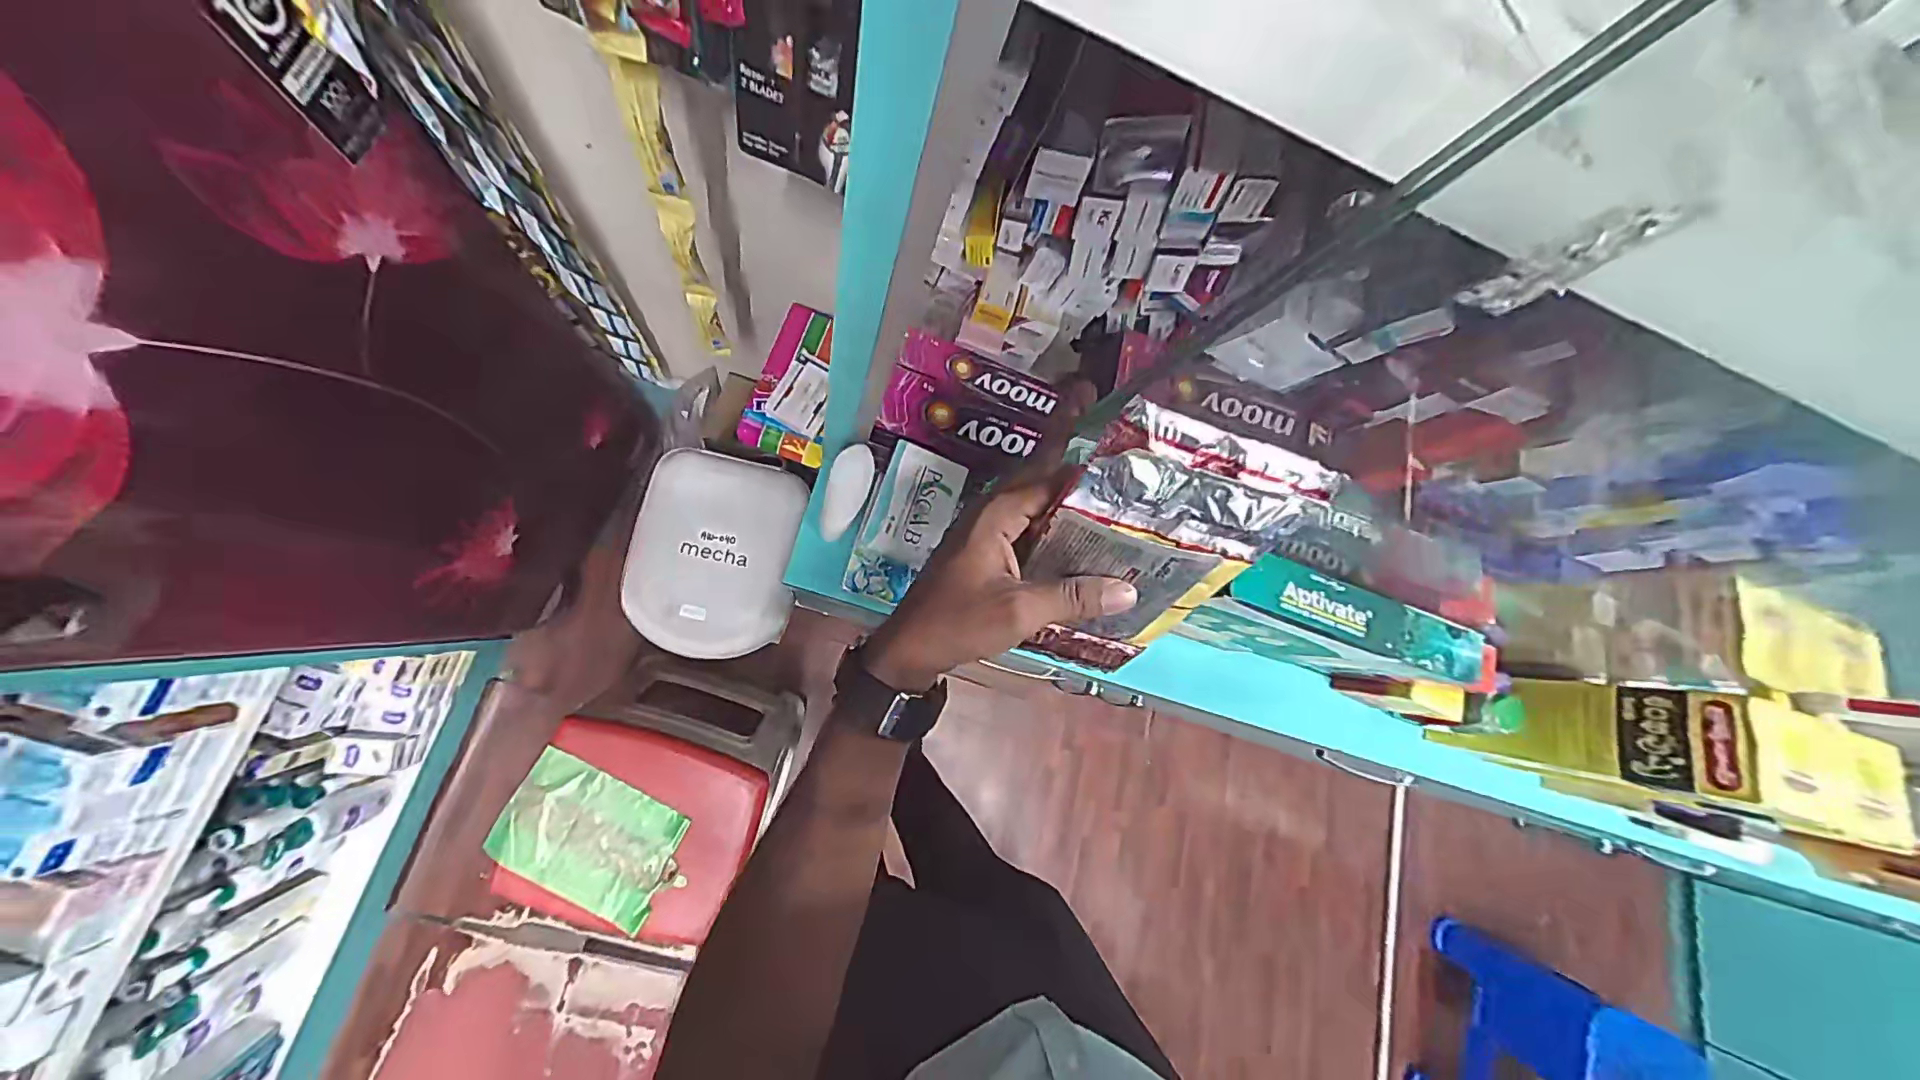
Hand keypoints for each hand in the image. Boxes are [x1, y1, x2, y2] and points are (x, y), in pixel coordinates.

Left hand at [861, 464, 1136, 691]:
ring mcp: (985, 533)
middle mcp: (990, 513)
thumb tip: (1130, 590)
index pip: (1049, 478)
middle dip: (1080, 487)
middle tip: (1126, 493)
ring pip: (1035, 512)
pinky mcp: (985, 552)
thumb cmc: (959, 622)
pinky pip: (1025, 533)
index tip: (1128, 477)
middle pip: (1042, 488)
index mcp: (996, 513)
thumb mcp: (1020, 611)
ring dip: (1068, 512)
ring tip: (1114, 518)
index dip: (1088, 475)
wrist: (910, 647)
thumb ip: (1073, 597)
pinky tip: (1079, 551)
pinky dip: (1051, 535)